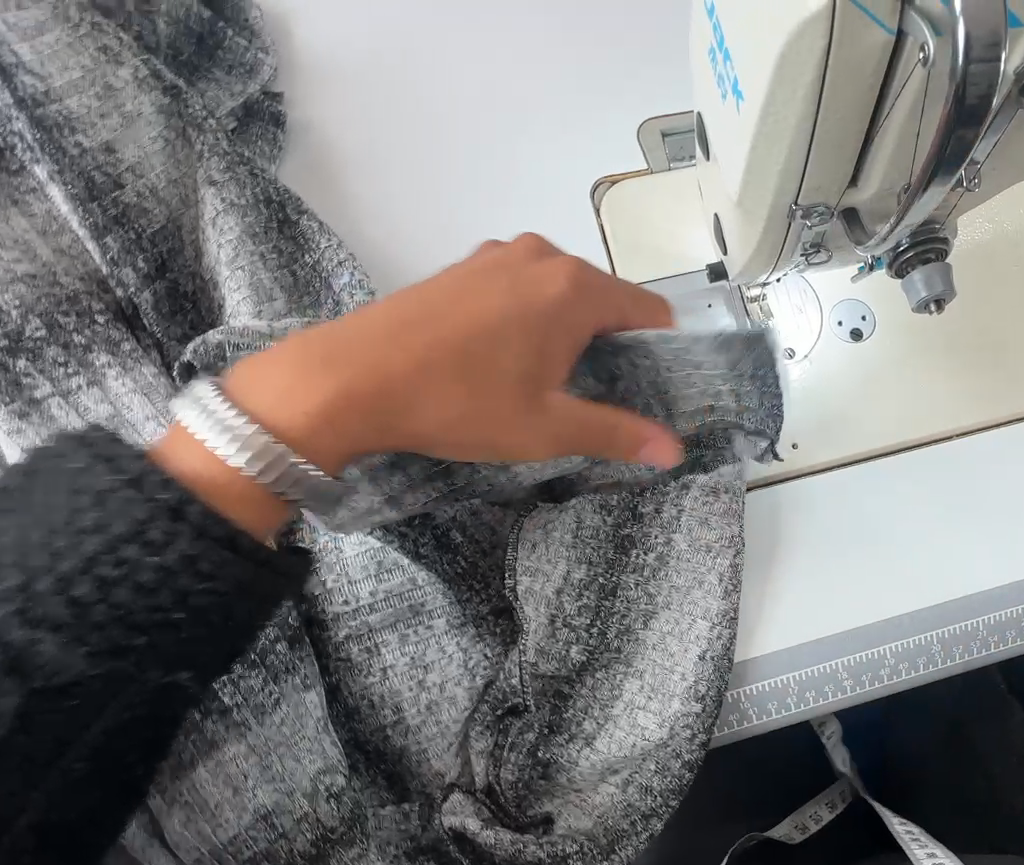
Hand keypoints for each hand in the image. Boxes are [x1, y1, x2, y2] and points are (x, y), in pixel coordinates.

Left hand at [152, 234, 682, 538]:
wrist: (349, 380)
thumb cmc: (460, 403)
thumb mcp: (548, 428)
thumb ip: (618, 433)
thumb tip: (675, 450)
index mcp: (575, 289)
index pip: (651, 313)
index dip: (658, 355)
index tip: (644, 393)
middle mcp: (543, 257)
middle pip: (607, 301)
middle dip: (612, 346)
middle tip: (592, 398)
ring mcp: (499, 255)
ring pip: (563, 294)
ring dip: (569, 333)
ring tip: (543, 382)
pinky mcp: (465, 265)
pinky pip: (523, 288)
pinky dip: (531, 318)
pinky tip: (502, 358)